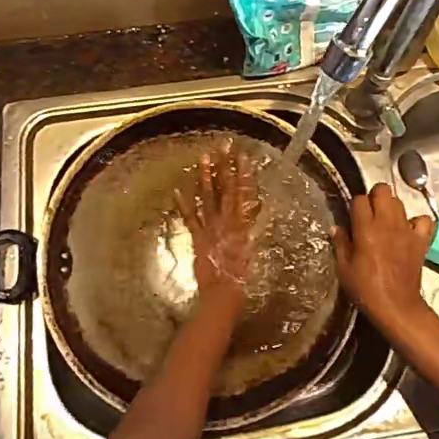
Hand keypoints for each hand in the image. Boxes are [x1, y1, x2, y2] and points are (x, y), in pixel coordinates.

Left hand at [175, 143, 257, 298]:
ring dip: (205, 177)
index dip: (244, 173)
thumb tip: (261, 208)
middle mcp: (227, 222)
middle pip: (226, 189)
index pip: (244, 192)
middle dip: (225, 167)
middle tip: (223, 146)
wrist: (224, 292)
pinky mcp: (198, 237)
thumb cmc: (241, 274)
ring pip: (208, 197)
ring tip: (203, 158)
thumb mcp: (252, 248)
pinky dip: (184, 204)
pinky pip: (190, 218)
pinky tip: (177, 189)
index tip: (243, 155)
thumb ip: (254, 227)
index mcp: (243, 223)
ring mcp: (211, 228)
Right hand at [333, 183, 436, 331]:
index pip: (360, 199)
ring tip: (386, 222)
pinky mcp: (421, 240)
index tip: (353, 217)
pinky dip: (417, 222)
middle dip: (375, 197)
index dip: (355, 205)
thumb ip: (340, 244)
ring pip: (400, 202)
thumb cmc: (366, 288)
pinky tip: (408, 230)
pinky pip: (424, 220)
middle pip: (383, 190)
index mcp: (365, 229)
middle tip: (370, 213)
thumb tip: (337, 228)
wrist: (396, 305)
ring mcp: (407, 230)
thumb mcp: (344, 268)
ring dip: (391, 208)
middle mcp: (387, 223)